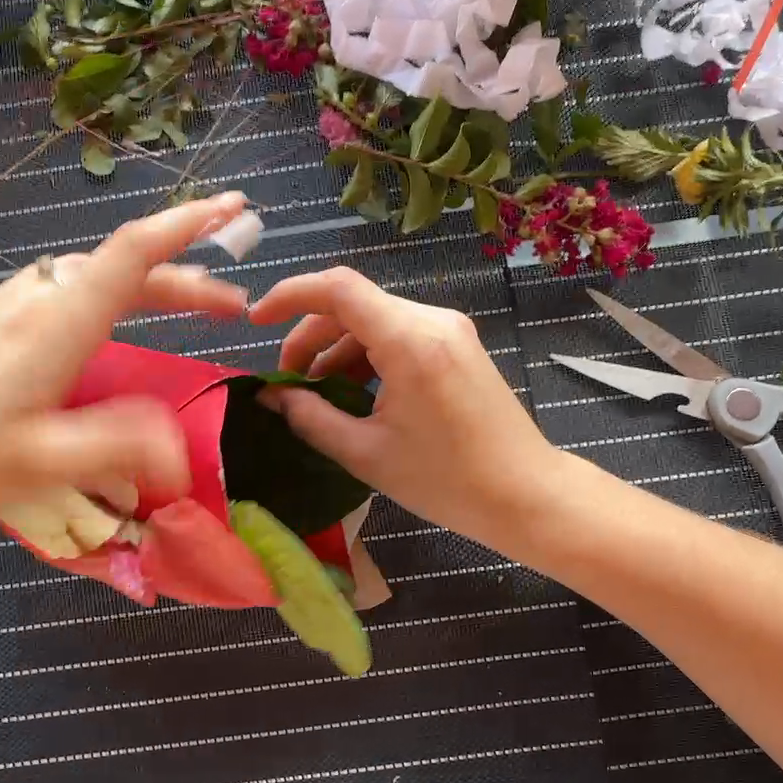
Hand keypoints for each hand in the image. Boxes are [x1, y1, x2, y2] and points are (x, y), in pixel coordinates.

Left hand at [0, 193, 252, 557]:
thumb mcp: (38, 465)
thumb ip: (118, 449)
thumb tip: (182, 454)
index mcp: (54, 326)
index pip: (132, 255)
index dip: (188, 225)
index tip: (235, 208)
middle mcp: (31, 303)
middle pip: (119, 269)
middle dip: (185, 279)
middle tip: (231, 307)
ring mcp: (1, 310)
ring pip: (89, 281)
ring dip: (146, 289)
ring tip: (184, 310)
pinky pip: (60, 297)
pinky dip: (107, 302)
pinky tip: (103, 332)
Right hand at [248, 267, 562, 553]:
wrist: (527, 494)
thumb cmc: (447, 481)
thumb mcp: (366, 454)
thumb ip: (310, 417)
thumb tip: (272, 396)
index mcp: (409, 340)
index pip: (337, 288)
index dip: (288, 295)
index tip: (256, 320)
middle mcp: (431, 320)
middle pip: (352, 305)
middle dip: (309, 337)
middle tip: (287, 383)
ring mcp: (449, 330)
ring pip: (373, 321)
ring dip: (336, 350)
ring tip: (317, 396)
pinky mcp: (457, 346)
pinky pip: (398, 336)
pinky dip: (366, 357)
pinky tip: (355, 395)